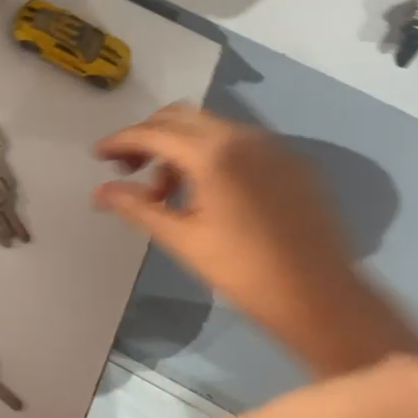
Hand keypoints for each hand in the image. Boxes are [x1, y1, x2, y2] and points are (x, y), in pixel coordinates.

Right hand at [92, 105, 417, 374]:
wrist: (321, 299)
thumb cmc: (243, 272)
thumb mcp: (182, 239)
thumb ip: (136, 206)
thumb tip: (99, 192)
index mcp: (213, 154)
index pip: (153, 133)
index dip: (120, 142)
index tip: (97, 157)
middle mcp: (243, 137)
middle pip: (180, 118)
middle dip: (148, 137)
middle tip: (126, 169)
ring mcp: (272, 146)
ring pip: (210, 128)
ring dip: (179, 149)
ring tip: (165, 192)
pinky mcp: (291, 162)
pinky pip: (239, 144)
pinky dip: (211, 156)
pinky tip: (205, 194)